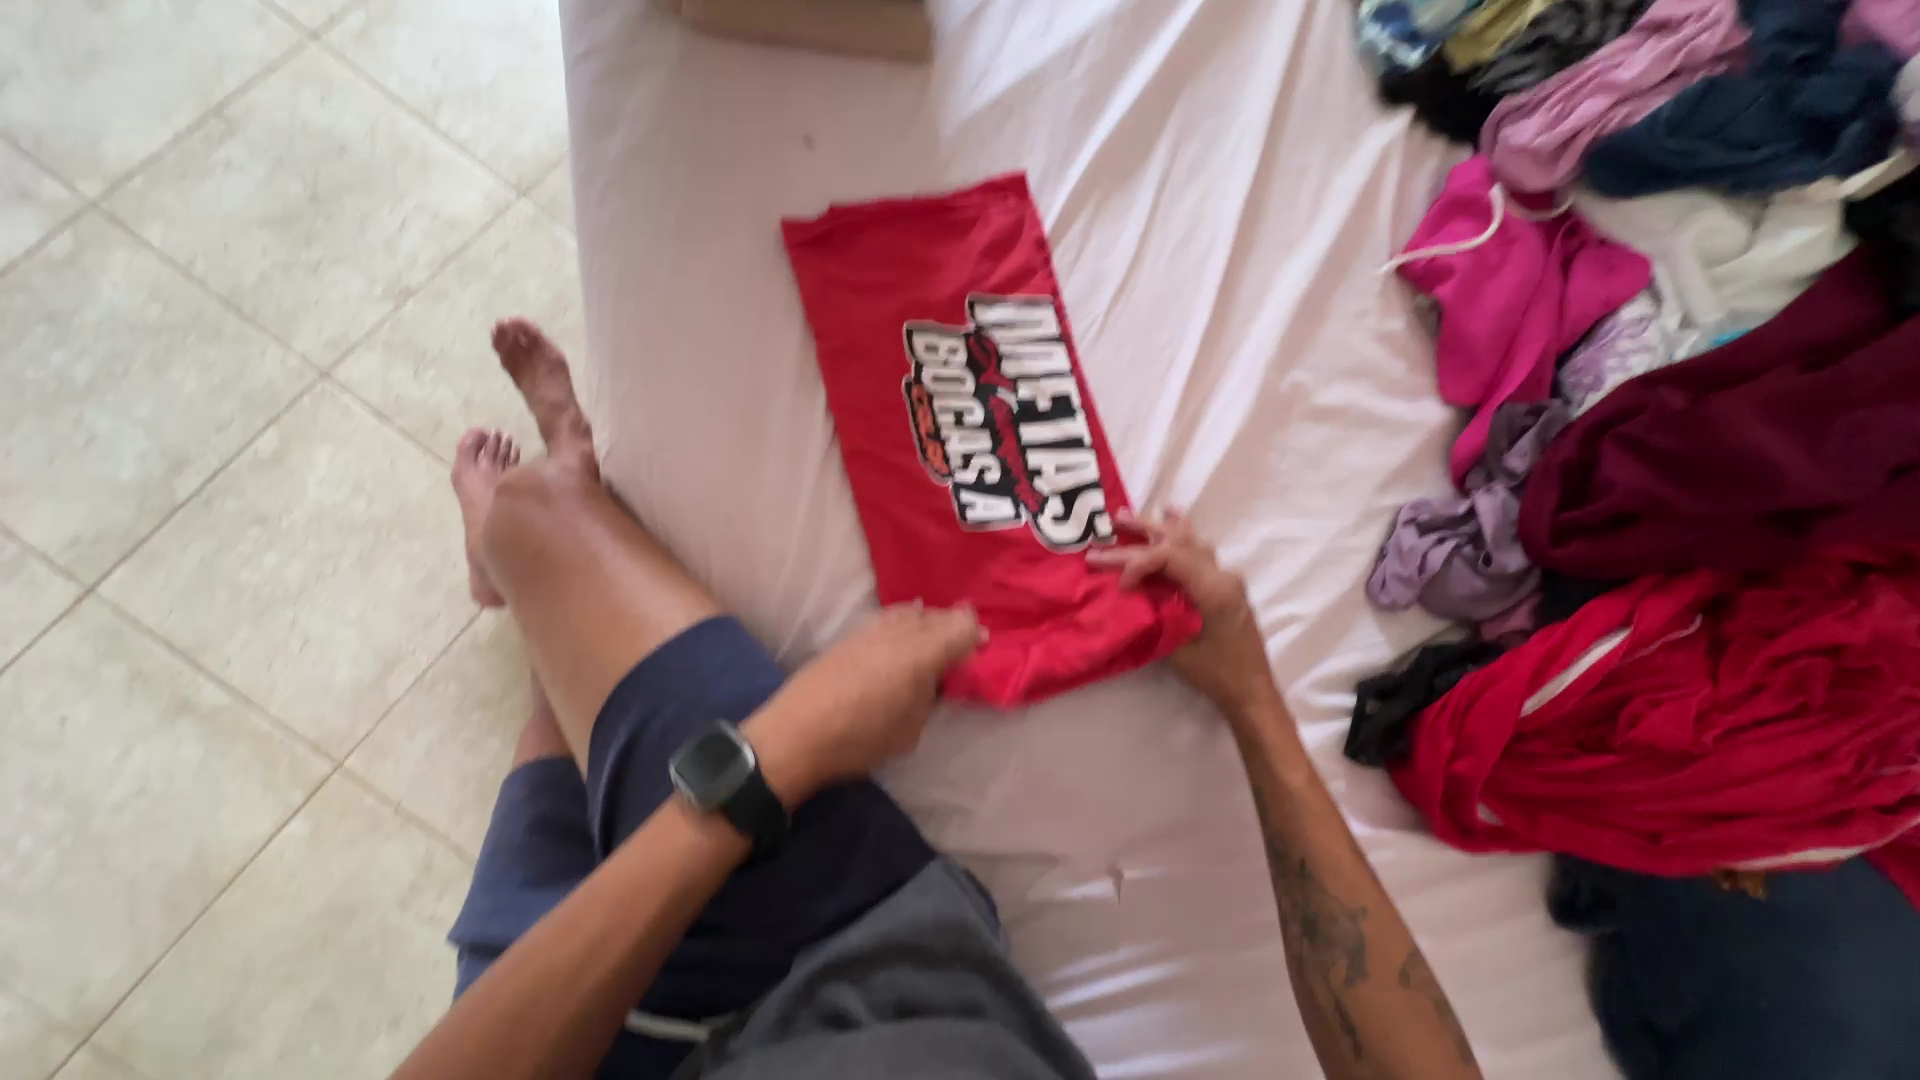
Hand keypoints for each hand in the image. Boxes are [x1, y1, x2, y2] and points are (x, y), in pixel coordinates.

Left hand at [744, 603, 985, 806]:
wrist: (794, 735)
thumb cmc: (858, 741)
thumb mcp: (908, 731)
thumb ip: (927, 698)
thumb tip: (932, 680)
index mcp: (919, 658)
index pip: (958, 631)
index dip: (973, 635)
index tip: (982, 643)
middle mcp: (898, 636)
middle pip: (937, 618)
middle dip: (955, 623)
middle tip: (967, 632)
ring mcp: (872, 631)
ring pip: (911, 613)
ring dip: (930, 618)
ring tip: (939, 625)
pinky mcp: (850, 636)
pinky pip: (889, 616)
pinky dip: (905, 616)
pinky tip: (907, 618)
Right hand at [1087, 509, 1280, 720]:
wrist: (1252, 691)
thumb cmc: (1216, 674)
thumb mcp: (1177, 646)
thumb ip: (1155, 612)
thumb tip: (1129, 593)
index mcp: (1214, 588)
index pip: (1170, 556)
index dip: (1138, 563)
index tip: (1121, 585)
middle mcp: (1223, 574)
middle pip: (1177, 542)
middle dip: (1139, 536)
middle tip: (1109, 525)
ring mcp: (1226, 577)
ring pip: (1189, 540)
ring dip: (1157, 529)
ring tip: (1128, 517)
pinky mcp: (1224, 585)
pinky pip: (1198, 550)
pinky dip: (1179, 535)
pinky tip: (1171, 518)